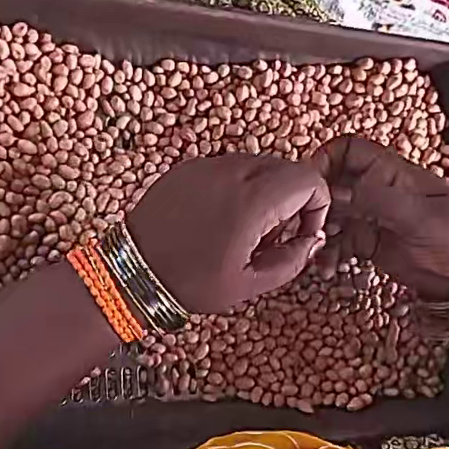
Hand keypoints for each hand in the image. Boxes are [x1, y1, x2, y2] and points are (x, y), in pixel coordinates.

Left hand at [126, 154, 330, 313]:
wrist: (132, 271)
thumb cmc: (190, 283)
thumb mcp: (249, 284)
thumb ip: (293, 260)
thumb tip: (313, 239)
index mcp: (253, 200)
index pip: (308, 180)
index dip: (317, 206)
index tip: (302, 232)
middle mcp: (232, 172)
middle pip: (286, 169)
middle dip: (292, 200)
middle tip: (272, 237)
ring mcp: (207, 166)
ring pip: (257, 165)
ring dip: (265, 191)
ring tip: (243, 229)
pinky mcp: (188, 167)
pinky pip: (228, 168)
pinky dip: (237, 186)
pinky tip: (219, 218)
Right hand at [311, 136, 448, 300]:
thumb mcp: (428, 218)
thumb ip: (383, 201)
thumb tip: (340, 190)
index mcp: (394, 174)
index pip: (350, 150)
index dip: (325, 159)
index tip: (310, 185)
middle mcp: (378, 192)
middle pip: (333, 184)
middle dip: (315, 203)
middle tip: (306, 226)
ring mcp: (374, 219)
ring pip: (332, 217)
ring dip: (319, 233)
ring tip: (315, 254)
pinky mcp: (372, 245)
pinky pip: (340, 244)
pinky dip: (329, 255)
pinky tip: (327, 269)